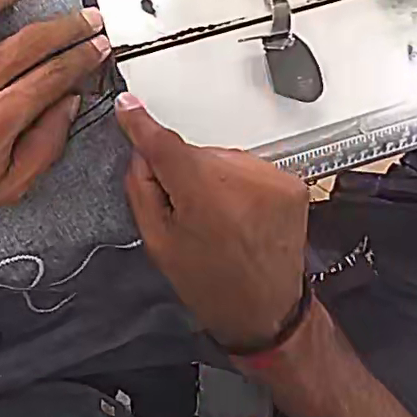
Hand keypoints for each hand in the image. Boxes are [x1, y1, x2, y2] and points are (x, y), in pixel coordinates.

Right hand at [115, 92, 308, 347]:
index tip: (128, 107)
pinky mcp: (289, 181)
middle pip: (193, 152)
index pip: (165, 145)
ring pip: (219, 156)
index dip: (142, 125)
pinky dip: (235, 181)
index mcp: (204, 198)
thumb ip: (142, 188)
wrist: (265, 309)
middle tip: (185, 209)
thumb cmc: (210, 283)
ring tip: (217, 216)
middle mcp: (242, 181)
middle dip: (182, 170)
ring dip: (211, 175)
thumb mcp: (157, 241)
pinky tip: (237, 212)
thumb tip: (140, 150)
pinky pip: (245, 165)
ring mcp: (271, 179)